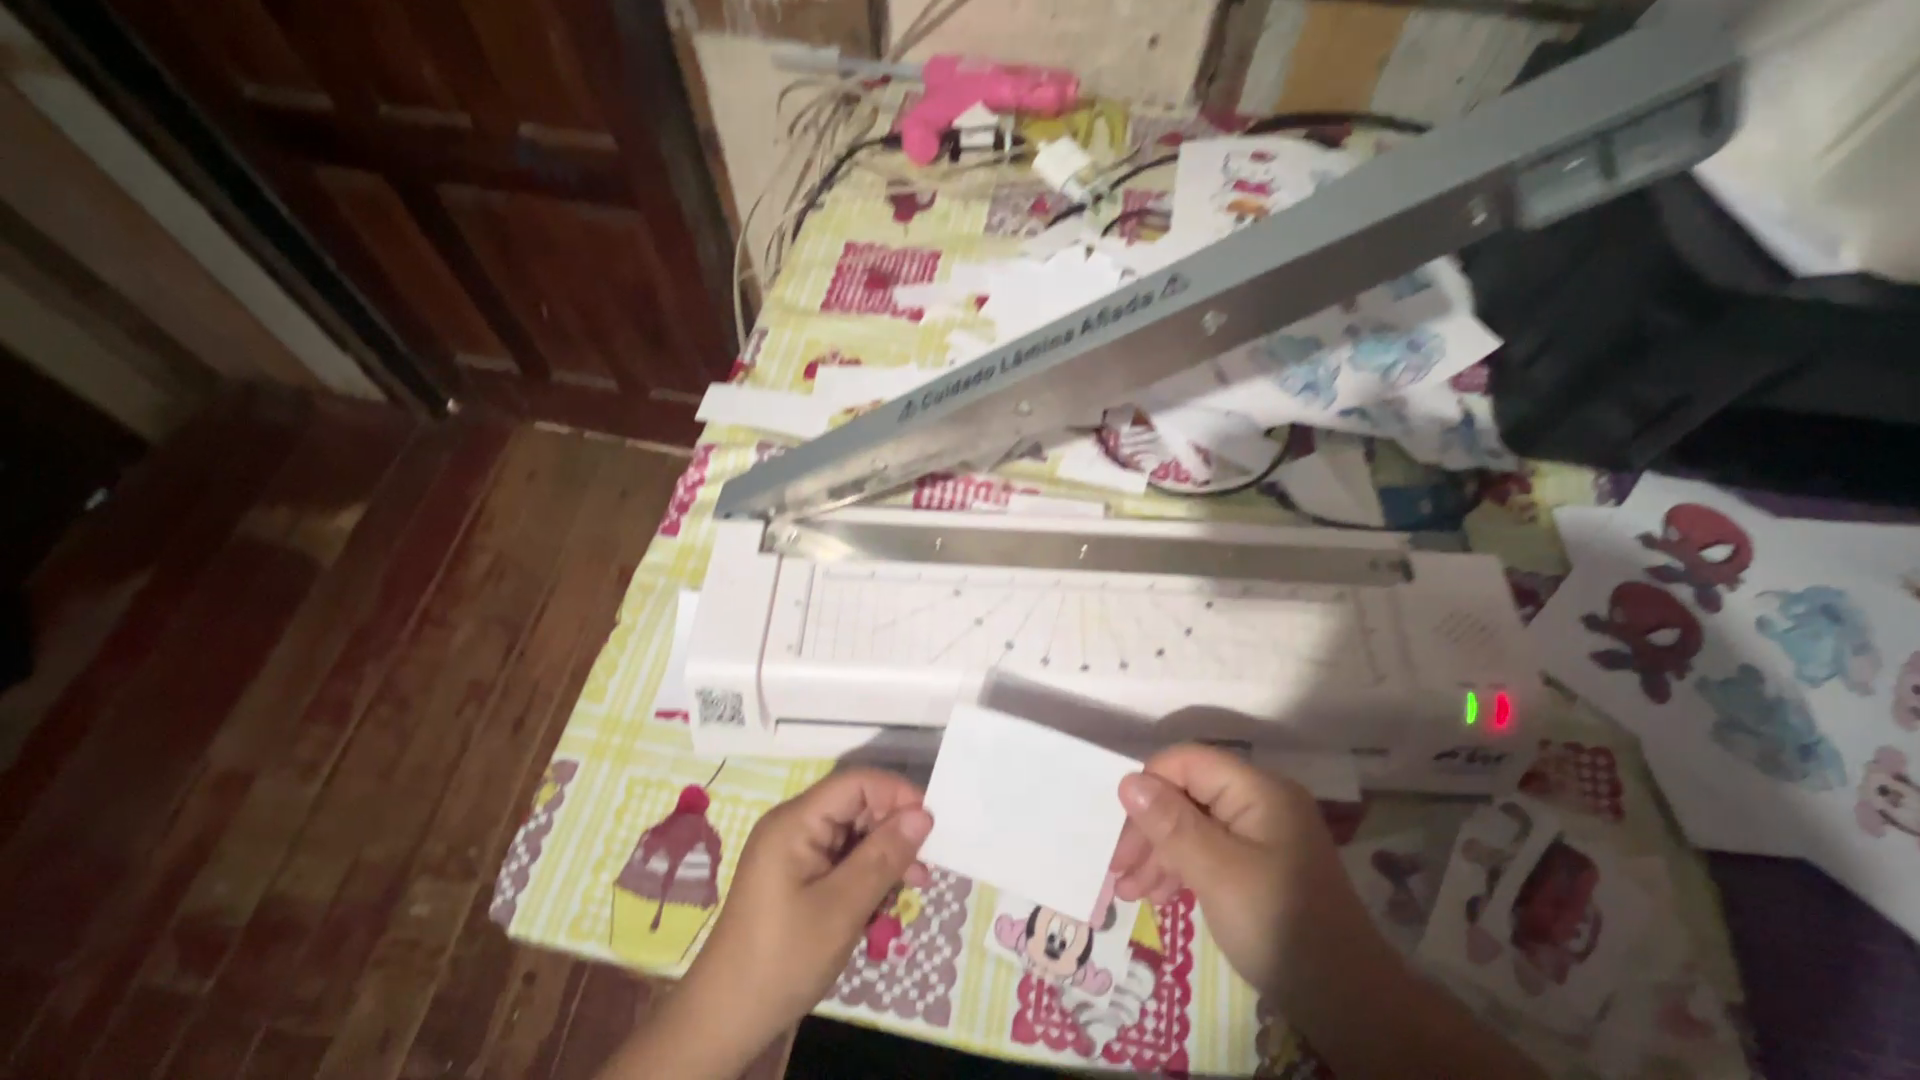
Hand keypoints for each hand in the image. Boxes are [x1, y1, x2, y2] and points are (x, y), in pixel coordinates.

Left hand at [683, 768, 932, 1033]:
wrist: (727, 1017)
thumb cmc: (784, 959)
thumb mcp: (843, 908)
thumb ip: (883, 857)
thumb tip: (923, 815)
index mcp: (795, 822)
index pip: (856, 783)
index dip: (897, 795)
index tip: (933, 828)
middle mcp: (793, 828)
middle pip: (856, 807)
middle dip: (894, 832)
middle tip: (923, 872)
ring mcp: (793, 854)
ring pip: (854, 836)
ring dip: (884, 859)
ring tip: (907, 893)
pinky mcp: (797, 879)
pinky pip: (842, 861)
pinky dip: (866, 878)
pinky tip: (880, 909)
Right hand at [1108, 744, 1375, 996]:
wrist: (1346, 999)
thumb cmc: (1278, 925)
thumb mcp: (1217, 873)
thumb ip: (1171, 824)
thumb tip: (1128, 781)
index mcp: (1258, 791)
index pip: (1187, 762)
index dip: (1149, 788)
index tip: (1122, 836)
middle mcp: (1261, 802)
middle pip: (1187, 793)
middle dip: (1149, 829)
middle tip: (1120, 872)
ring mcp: (1262, 835)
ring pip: (1194, 825)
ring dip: (1158, 854)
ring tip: (1129, 893)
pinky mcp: (1260, 866)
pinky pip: (1210, 851)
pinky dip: (1181, 869)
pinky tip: (1159, 897)